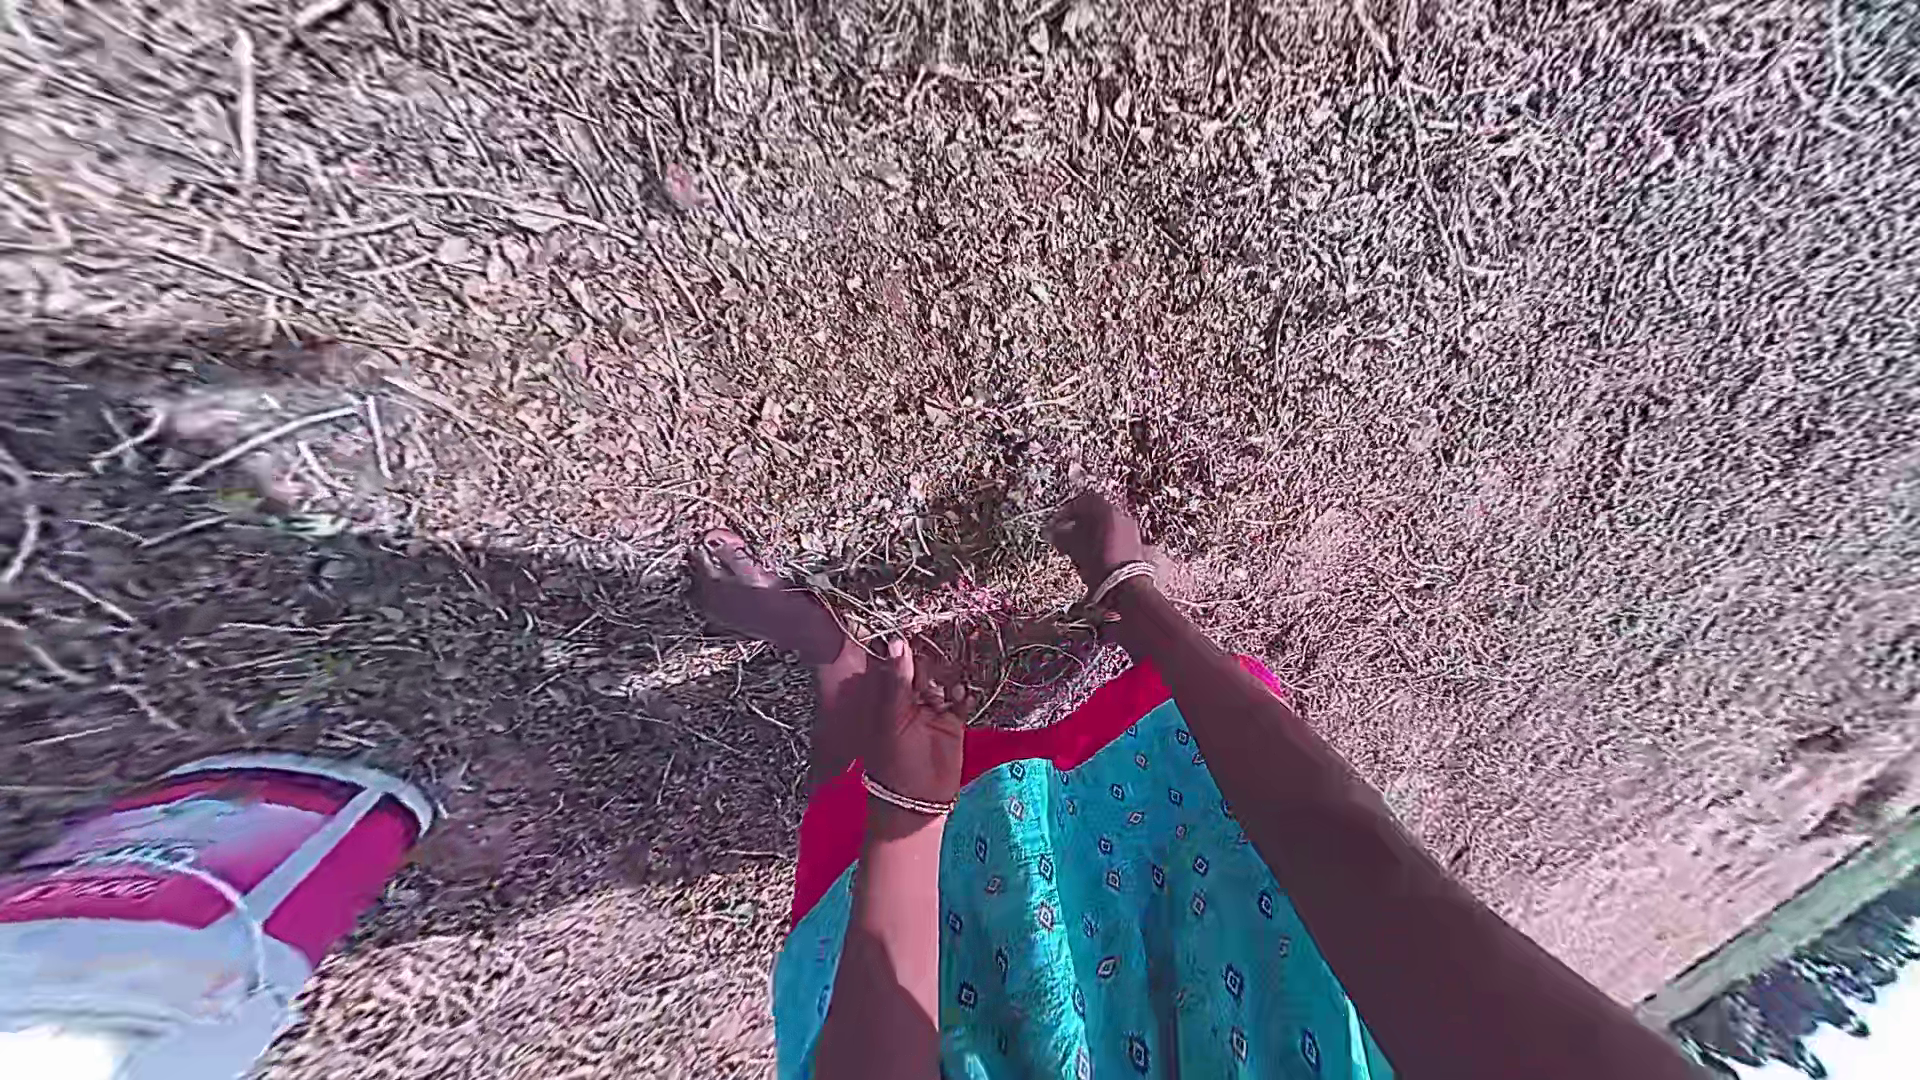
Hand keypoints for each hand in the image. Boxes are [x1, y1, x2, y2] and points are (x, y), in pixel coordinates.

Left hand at [864, 639, 966, 806]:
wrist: (918, 800)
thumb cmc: (894, 759)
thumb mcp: (892, 717)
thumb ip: (897, 680)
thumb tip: (897, 642)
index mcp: (888, 693)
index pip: (896, 660)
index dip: (905, 641)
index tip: (916, 616)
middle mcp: (910, 696)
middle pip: (924, 666)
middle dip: (933, 653)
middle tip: (946, 632)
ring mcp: (933, 707)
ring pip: (944, 679)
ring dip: (950, 671)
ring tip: (958, 660)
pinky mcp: (953, 719)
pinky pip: (961, 698)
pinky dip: (964, 692)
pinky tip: (963, 690)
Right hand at [1048, 491, 1148, 588]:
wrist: (1125, 587)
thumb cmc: (1097, 562)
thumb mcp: (1073, 547)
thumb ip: (1060, 536)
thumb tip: (1051, 532)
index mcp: (1106, 511)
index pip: (1082, 502)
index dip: (1064, 512)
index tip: (1054, 525)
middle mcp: (1122, 517)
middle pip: (1094, 515)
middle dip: (1076, 525)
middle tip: (1063, 537)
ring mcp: (1132, 532)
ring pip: (1105, 528)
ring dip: (1089, 536)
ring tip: (1075, 550)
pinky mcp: (1136, 548)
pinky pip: (1114, 540)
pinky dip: (1101, 545)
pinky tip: (1092, 558)